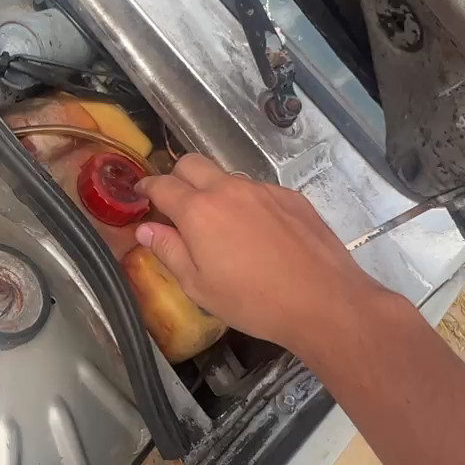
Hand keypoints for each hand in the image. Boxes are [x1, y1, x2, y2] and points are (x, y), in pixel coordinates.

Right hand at [135, 155, 404, 354]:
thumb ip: (168, 251)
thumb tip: (145, 230)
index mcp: (198, 211)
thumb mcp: (198, 286)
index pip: (162, 185)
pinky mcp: (290, 197)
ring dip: (214, 191)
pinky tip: (257, 234)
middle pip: (192, 163)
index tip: (140, 194)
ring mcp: (263, 190)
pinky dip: (246, 203)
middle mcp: (228, 190)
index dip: (146, 188)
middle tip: (175, 203)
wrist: (323, 301)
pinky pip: (258, 191)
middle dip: (176, 176)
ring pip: (226, 177)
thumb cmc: (252, 301)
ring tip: (220, 225)